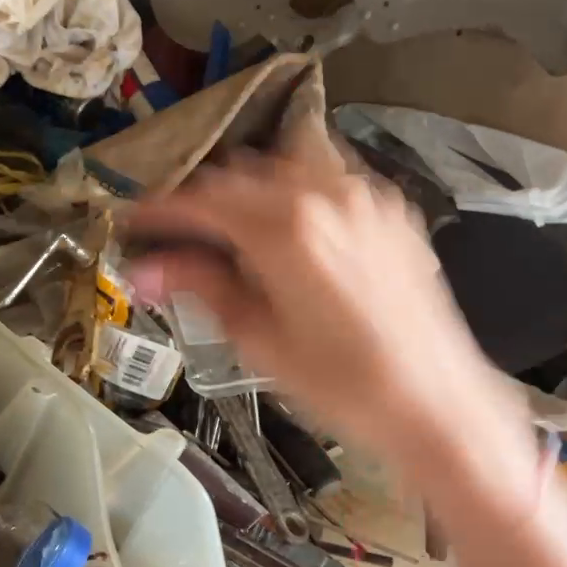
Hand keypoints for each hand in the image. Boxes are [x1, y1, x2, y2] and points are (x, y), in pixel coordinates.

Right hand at [125, 155, 534, 480]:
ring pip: (283, 166)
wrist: (434, 401)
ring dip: (242, 189)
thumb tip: (144, 269)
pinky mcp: (389, 214)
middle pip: (239, 175)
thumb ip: (199, 287)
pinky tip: (279, 226)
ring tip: (219, 227)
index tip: (132, 222)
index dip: (158, 210)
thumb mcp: (255, 337)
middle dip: (197, 200)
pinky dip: (289, 190)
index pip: (202, 201)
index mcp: (285, 230)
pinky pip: (326, 178)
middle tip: (169, 233)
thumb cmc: (340, 382)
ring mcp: (364, 201)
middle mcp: (326, 198)